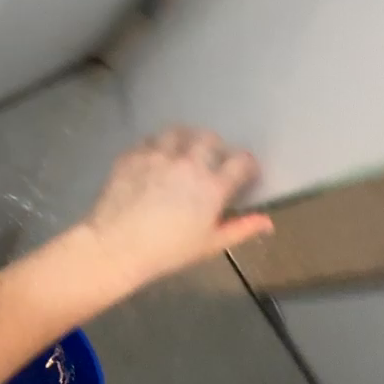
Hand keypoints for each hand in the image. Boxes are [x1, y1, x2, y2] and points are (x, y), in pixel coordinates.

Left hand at [73, 127, 270, 280]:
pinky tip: (154, 158)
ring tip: (182, 151)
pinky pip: (149, 140)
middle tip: (211, 160)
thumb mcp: (209, 245)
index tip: (244, 172)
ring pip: (178, 132)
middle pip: (209, 139)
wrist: (116, 244)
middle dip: (215, 147)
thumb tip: (267, 222)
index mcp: (212, 186)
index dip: (247, 165)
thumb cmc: (167, 251)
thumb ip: (240, 229)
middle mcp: (187, 163)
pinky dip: (156, 146)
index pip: (241, 162)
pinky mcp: (132, 155)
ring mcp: (157, 155)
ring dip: (185, 139)